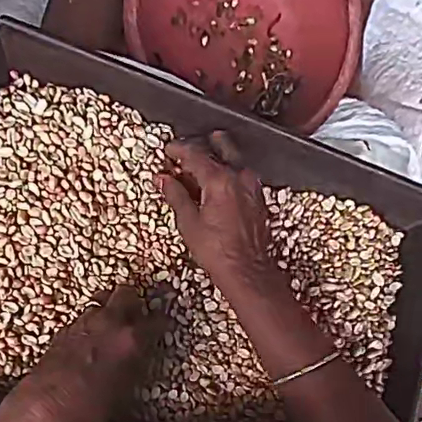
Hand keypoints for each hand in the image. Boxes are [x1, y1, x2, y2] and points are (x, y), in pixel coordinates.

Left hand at [0, 285, 164, 421]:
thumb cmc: (90, 404)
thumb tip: (139, 358)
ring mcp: (85, 322)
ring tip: (113, 325)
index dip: (161, 322)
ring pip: (102, 301)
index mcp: (131, 338)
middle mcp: (109, 322)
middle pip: (127, 293)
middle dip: (134, 301)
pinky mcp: (65, 329)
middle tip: (137, 314)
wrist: (47, 404)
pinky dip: (91, 322)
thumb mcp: (126, 391)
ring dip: (110, 308)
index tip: (162, 326)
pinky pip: (84, 316)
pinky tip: (90, 339)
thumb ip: (136, 366)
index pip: (156, 320)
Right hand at [159, 132, 272, 286]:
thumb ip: (176, 195)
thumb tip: (164, 180)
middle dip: (198, 151)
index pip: (195, 154)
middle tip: (182, 157)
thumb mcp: (189, 223)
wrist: (247, 272)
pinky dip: (226, 176)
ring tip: (196, 173)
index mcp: (220, 180)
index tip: (169, 150)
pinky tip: (215, 189)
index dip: (178, 150)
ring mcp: (252, 188)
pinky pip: (240, 177)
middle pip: (217, 151)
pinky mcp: (257, 200)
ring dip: (213, 162)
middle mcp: (240, 178)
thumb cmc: (219, 252)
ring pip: (231, 162)